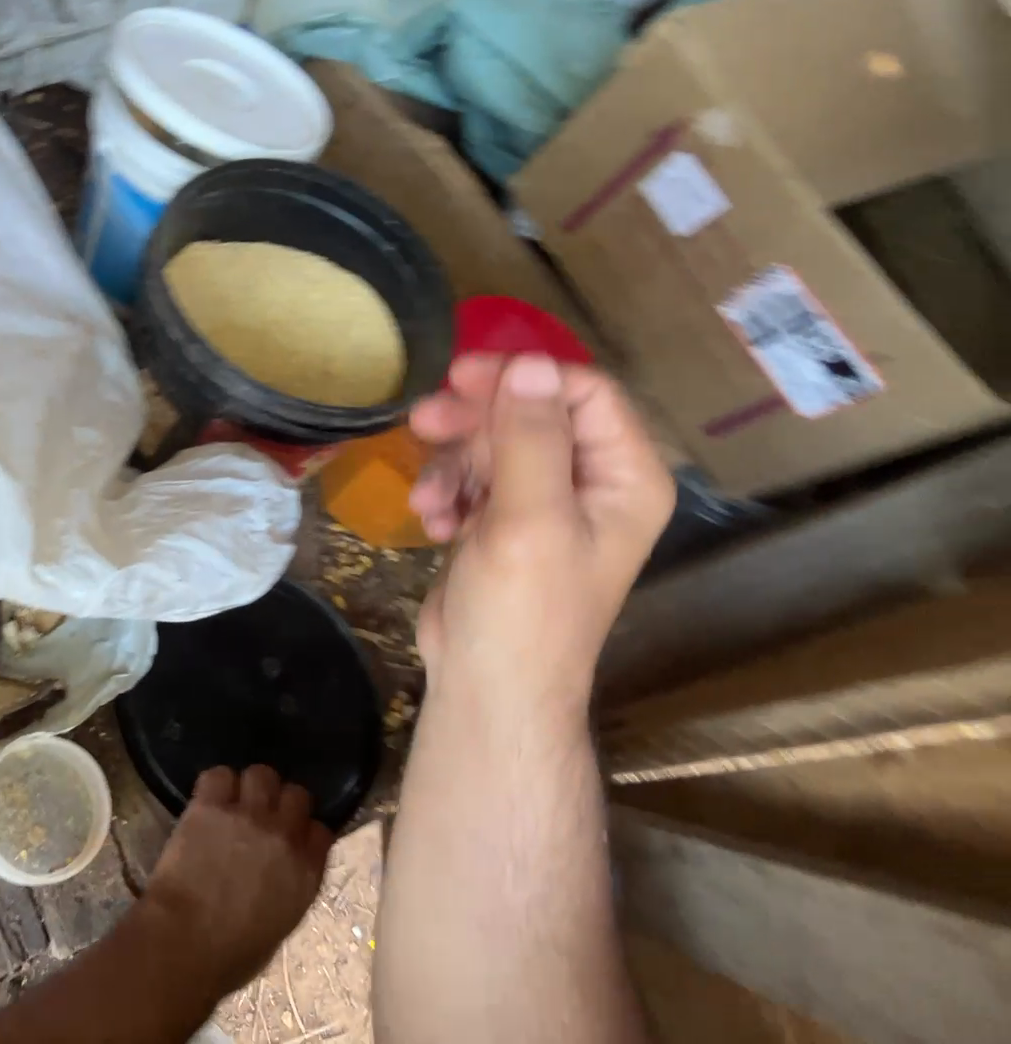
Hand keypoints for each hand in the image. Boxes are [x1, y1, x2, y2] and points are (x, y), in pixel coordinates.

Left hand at [138, 766, 333, 997]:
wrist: (187, 940)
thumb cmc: (232, 952)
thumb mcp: (280, 924)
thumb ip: (287, 887)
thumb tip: (275, 873)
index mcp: (306, 873)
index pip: (320, 830)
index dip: (304, 829)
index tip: (290, 835)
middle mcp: (284, 836)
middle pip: (296, 794)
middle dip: (280, 800)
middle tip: (260, 813)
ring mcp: (248, 816)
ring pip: (261, 774)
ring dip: (249, 785)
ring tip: (233, 800)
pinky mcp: (210, 805)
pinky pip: (218, 775)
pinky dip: (214, 783)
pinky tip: (207, 799)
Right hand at [408, 354, 674, 706]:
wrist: (488, 683)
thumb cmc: (521, 609)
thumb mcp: (528, 519)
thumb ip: (530, 439)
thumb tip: (527, 362)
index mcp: (622, 478)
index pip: (583, 395)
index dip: (524, 378)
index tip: (460, 377)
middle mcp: (588, 485)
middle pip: (530, 417)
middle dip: (475, 421)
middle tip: (423, 421)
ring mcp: (541, 506)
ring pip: (491, 448)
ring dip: (452, 466)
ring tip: (428, 500)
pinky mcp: (499, 525)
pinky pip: (470, 482)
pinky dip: (446, 494)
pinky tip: (432, 522)